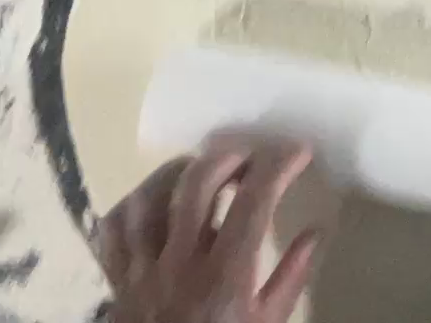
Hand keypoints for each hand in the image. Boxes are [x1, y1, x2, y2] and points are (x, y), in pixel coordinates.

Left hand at [93, 139, 321, 322]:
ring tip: (206, 167)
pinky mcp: (116, 280)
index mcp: (224, 278)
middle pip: (198, 183)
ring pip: (150, 195)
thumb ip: (291, 277)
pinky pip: (114, 226)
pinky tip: (160, 197)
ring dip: (182, 169)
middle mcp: (179, 265)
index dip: (279, 164)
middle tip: (253, 155)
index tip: (299, 151)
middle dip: (231, 155)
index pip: (254, 200)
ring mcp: (141, 271)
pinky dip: (136, 201)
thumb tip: (316, 230)